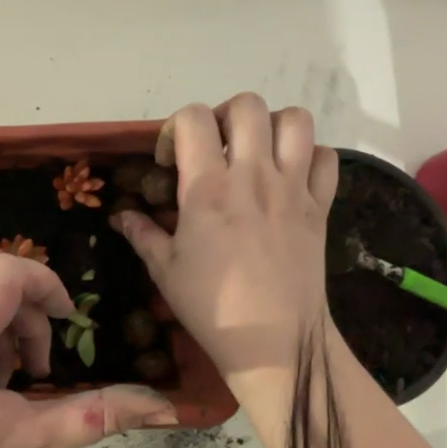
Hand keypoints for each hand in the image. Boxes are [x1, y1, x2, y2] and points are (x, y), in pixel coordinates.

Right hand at [112, 94, 338, 390]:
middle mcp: (253, 176)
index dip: (177, 128)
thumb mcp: (164, 270)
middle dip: (224, 116)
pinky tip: (291, 177)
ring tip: (257, 152)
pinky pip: (326, 158)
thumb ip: (142, 234)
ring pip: (295, 120)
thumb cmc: (212, 307)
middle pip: (247, 105)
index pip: (193, 118)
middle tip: (215, 147)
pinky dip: (309, 157)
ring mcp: (293, 188)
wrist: (275, 341)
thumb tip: (120, 216)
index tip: (173, 161)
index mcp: (208, 187)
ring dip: (272, 127)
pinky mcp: (320, 206)